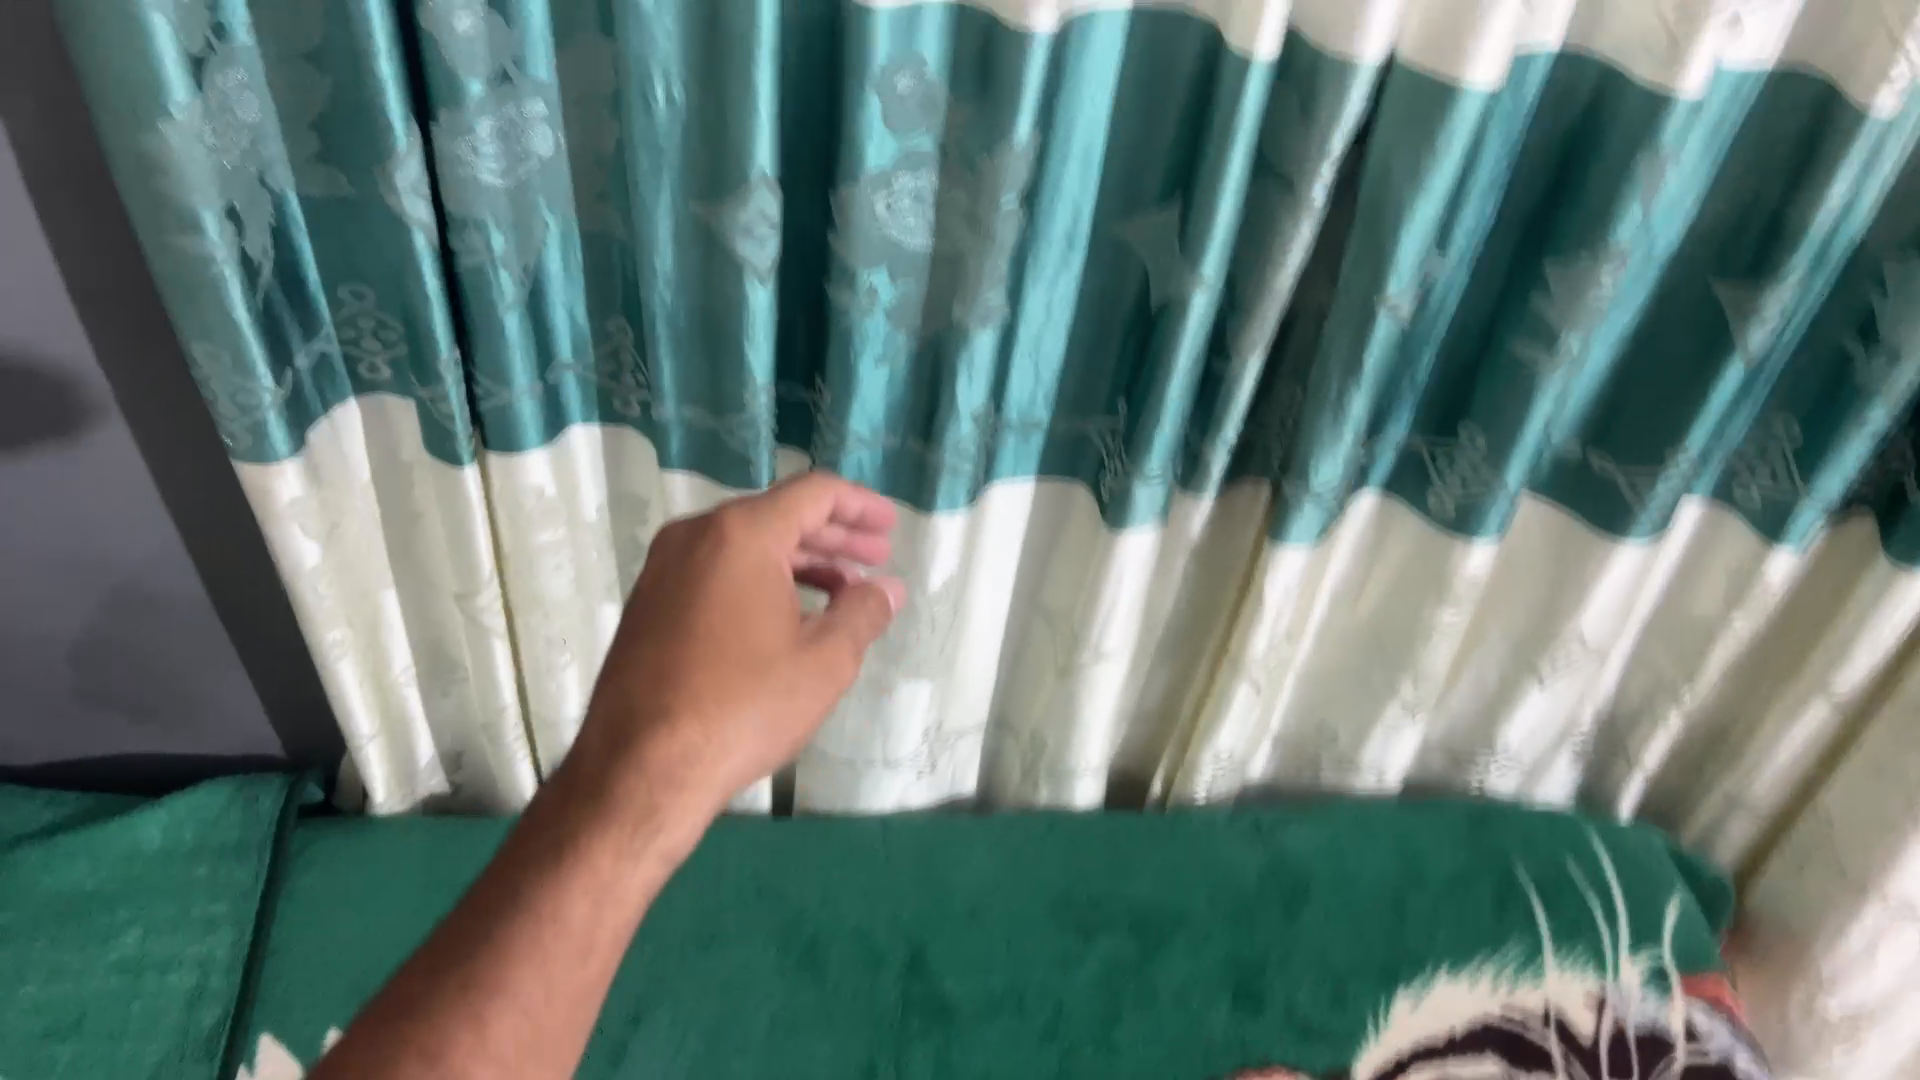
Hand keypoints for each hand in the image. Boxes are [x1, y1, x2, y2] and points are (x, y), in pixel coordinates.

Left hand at [571, 471, 904, 826]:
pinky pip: (719, 571)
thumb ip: (863, 612)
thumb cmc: (743, 707)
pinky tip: (789, 616)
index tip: (890, 525)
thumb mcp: (824, 661)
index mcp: (741, 534)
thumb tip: (888, 589)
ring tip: (843, 591)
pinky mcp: (650, 604)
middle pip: (779, 515)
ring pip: (747, 545)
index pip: (813, 494)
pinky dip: (762, 580)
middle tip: (877, 558)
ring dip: (801, 561)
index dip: (860, 505)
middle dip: (835, 536)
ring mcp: (665, 569)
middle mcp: (696, 536)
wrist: (639, 771)